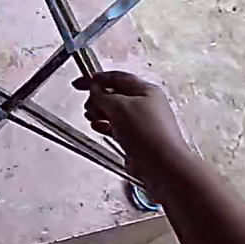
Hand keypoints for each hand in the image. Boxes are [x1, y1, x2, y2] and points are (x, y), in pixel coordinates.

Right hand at [74, 71, 194, 194]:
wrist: (162, 165)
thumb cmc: (149, 133)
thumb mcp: (120, 107)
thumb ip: (103, 96)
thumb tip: (95, 90)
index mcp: (146, 90)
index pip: (118, 78)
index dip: (98, 78)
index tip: (82, 81)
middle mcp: (146, 105)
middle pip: (116, 95)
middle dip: (99, 97)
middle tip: (88, 102)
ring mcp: (142, 123)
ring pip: (116, 112)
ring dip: (101, 112)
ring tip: (91, 114)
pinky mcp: (138, 139)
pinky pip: (118, 128)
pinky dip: (105, 126)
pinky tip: (97, 126)